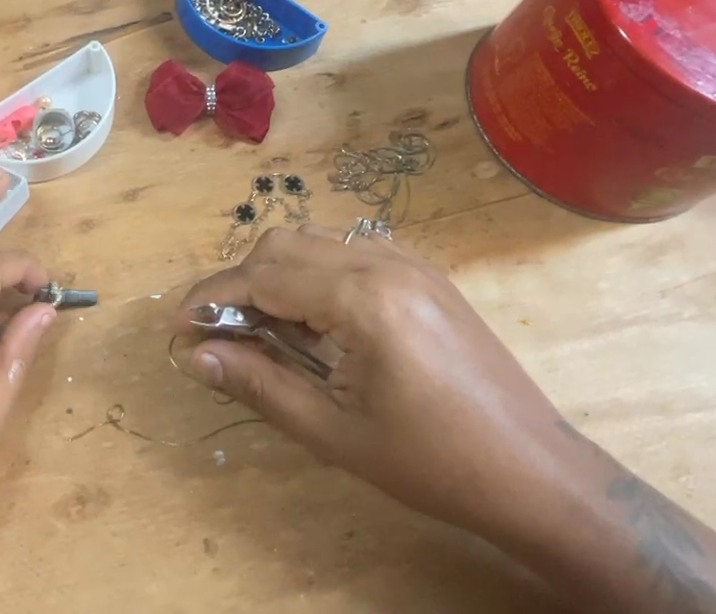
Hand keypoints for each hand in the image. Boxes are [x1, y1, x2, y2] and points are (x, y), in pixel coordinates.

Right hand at [174, 224, 574, 542]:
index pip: (263, 277)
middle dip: (240, 283)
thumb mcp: (335, 433)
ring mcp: (409, 262)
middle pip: (283, 247)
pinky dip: (313, 273)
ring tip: (265, 330)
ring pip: (314, 242)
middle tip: (221, 333)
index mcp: (363, 299)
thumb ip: (259, 384)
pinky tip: (314, 319)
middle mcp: (383, 262)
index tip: (179, 326)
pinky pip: (348, 251)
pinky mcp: (424, 274)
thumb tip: (196, 356)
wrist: (537, 474)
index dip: (212, 298)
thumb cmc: (433, 464)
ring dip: (275, 274)